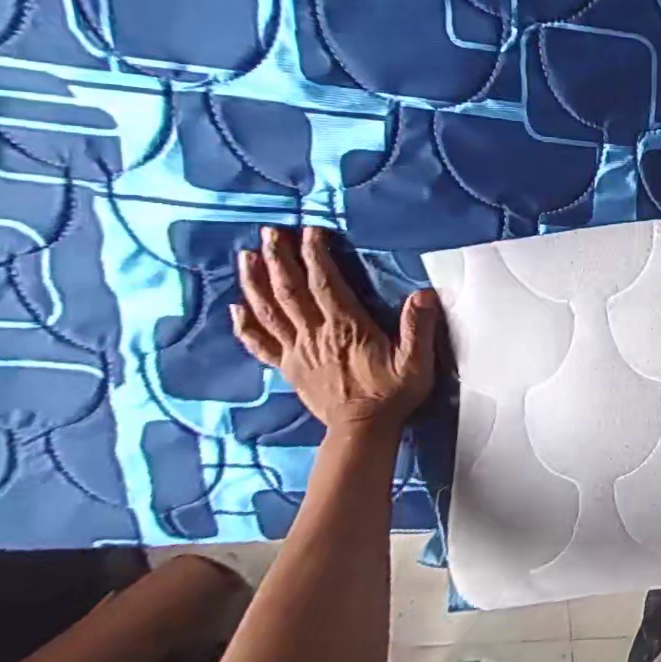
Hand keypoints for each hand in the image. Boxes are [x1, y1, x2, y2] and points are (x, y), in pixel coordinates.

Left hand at [230, 227, 439, 435]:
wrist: (363, 429)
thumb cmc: (394, 393)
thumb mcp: (417, 362)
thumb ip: (419, 328)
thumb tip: (423, 294)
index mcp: (346, 329)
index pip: (326, 285)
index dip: (316, 256)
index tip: (311, 232)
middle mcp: (315, 335)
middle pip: (290, 291)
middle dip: (279, 259)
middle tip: (270, 232)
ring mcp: (298, 351)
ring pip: (269, 310)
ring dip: (256, 281)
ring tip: (247, 256)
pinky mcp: (289, 366)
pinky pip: (261, 342)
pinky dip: (245, 323)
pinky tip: (236, 308)